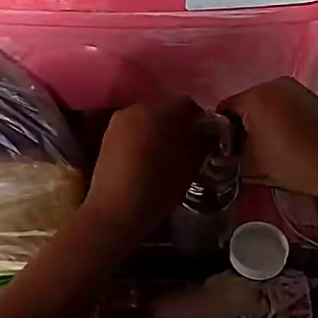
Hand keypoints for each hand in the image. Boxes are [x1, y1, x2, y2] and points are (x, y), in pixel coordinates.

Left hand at [81, 97, 216, 236]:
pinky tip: (150, 160)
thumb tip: (209, 132)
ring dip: (162, 131)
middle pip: (165, 109)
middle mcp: (133, 111)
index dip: (200, 119)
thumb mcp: (186, 169)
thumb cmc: (154, 192)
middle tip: (190, 147)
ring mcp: (117, 123)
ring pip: (148, 119)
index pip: (186, 104)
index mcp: (155, 114)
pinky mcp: (107, 137)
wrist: (112, 214)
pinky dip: (145, 137)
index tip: (207, 138)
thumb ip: (200, 144)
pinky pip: (134, 129)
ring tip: (169, 155)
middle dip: (180, 124)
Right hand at [221, 78, 317, 199]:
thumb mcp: (252, 165)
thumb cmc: (293, 162)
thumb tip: (224, 154)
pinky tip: (286, 143)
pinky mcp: (312, 98)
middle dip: (242, 127)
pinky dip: (279, 122)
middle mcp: (274, 84)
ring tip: (267, 151)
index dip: (220, 133)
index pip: (224, 110)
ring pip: (266, 106)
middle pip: (245, 105)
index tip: (224, 152)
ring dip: (262, 124)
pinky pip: (284, 107)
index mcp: (255, 96)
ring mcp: (296, 89)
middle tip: (244, 154)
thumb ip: (230, 156)